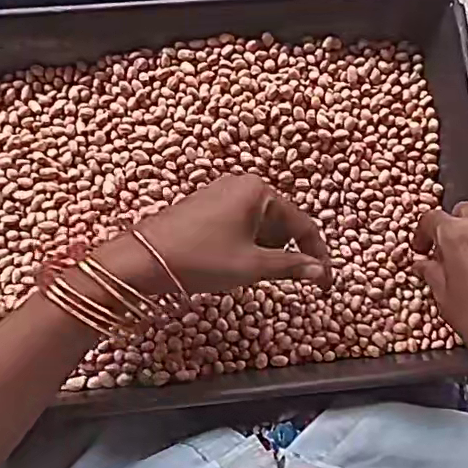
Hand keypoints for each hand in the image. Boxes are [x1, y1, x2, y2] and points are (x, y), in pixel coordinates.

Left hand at [102, 175, 331, 295]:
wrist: (142, 259)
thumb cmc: (199, 258)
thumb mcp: (251, 266)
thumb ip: (291, 267)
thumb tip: (319, 272)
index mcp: (259, 191)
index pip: (303, 225)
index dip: (317, 257)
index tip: (325, 283)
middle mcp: (241, 184)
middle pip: (282, 224)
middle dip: (285, 254)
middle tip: (277, 281)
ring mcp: (220, 194)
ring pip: (259, 227)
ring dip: (263, 253)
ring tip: (246, 274)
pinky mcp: (204, 207)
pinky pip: (238, 226)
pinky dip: (244, 247)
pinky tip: (228, 265)